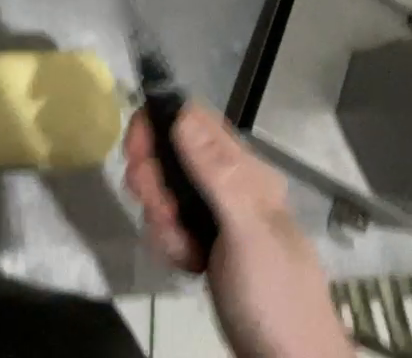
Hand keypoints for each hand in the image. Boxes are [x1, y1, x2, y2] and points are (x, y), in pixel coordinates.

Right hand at [124, 105, 349, 357]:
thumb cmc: (275, 296)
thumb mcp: (247, 232)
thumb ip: (216, 173)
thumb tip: (181, 114)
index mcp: (246, 172)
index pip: (192, 119)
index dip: (157, 125)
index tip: (136, 152)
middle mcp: (229, 185)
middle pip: (169, 154)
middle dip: (152, 179)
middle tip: (158, 210)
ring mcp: (216, 217)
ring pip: (163, 191)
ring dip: (158, 218)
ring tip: (179, 248)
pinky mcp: (204, 245)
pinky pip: (167, 225)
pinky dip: (165, 242)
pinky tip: (183, 264)